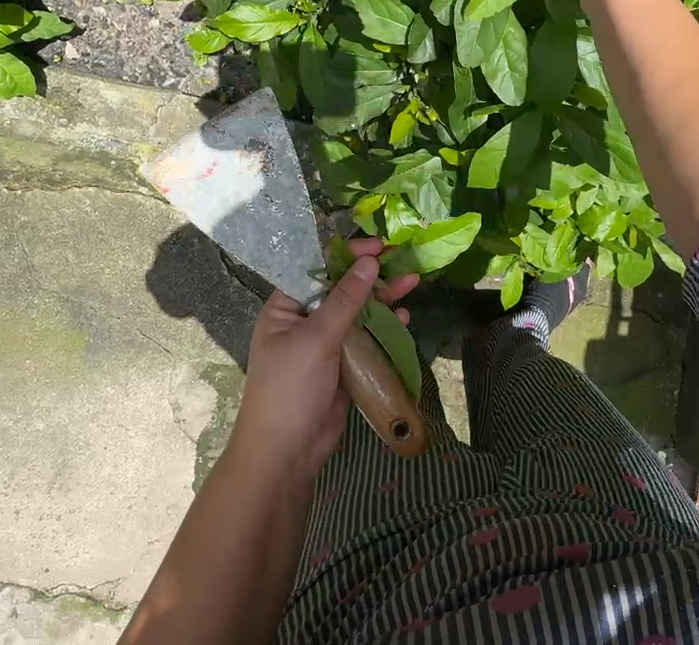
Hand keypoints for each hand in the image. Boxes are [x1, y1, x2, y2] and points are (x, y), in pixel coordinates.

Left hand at [227, 236, 420, 482]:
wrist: (286, 452)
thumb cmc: (290, 387)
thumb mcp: (317, 338)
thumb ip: (345, 300)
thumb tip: (369, 262)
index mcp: (286, 308)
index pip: (317, 269)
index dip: (347, 254)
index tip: (378, 246)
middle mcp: (304, 321)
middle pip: (342, 289)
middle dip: (372, 276)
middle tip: (404, 259)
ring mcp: (325, 345)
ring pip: (358, 313)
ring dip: (383, 299)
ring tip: (413, 282)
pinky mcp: (343, 366)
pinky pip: (366, 339)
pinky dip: (384, 328)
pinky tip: (403, 318)